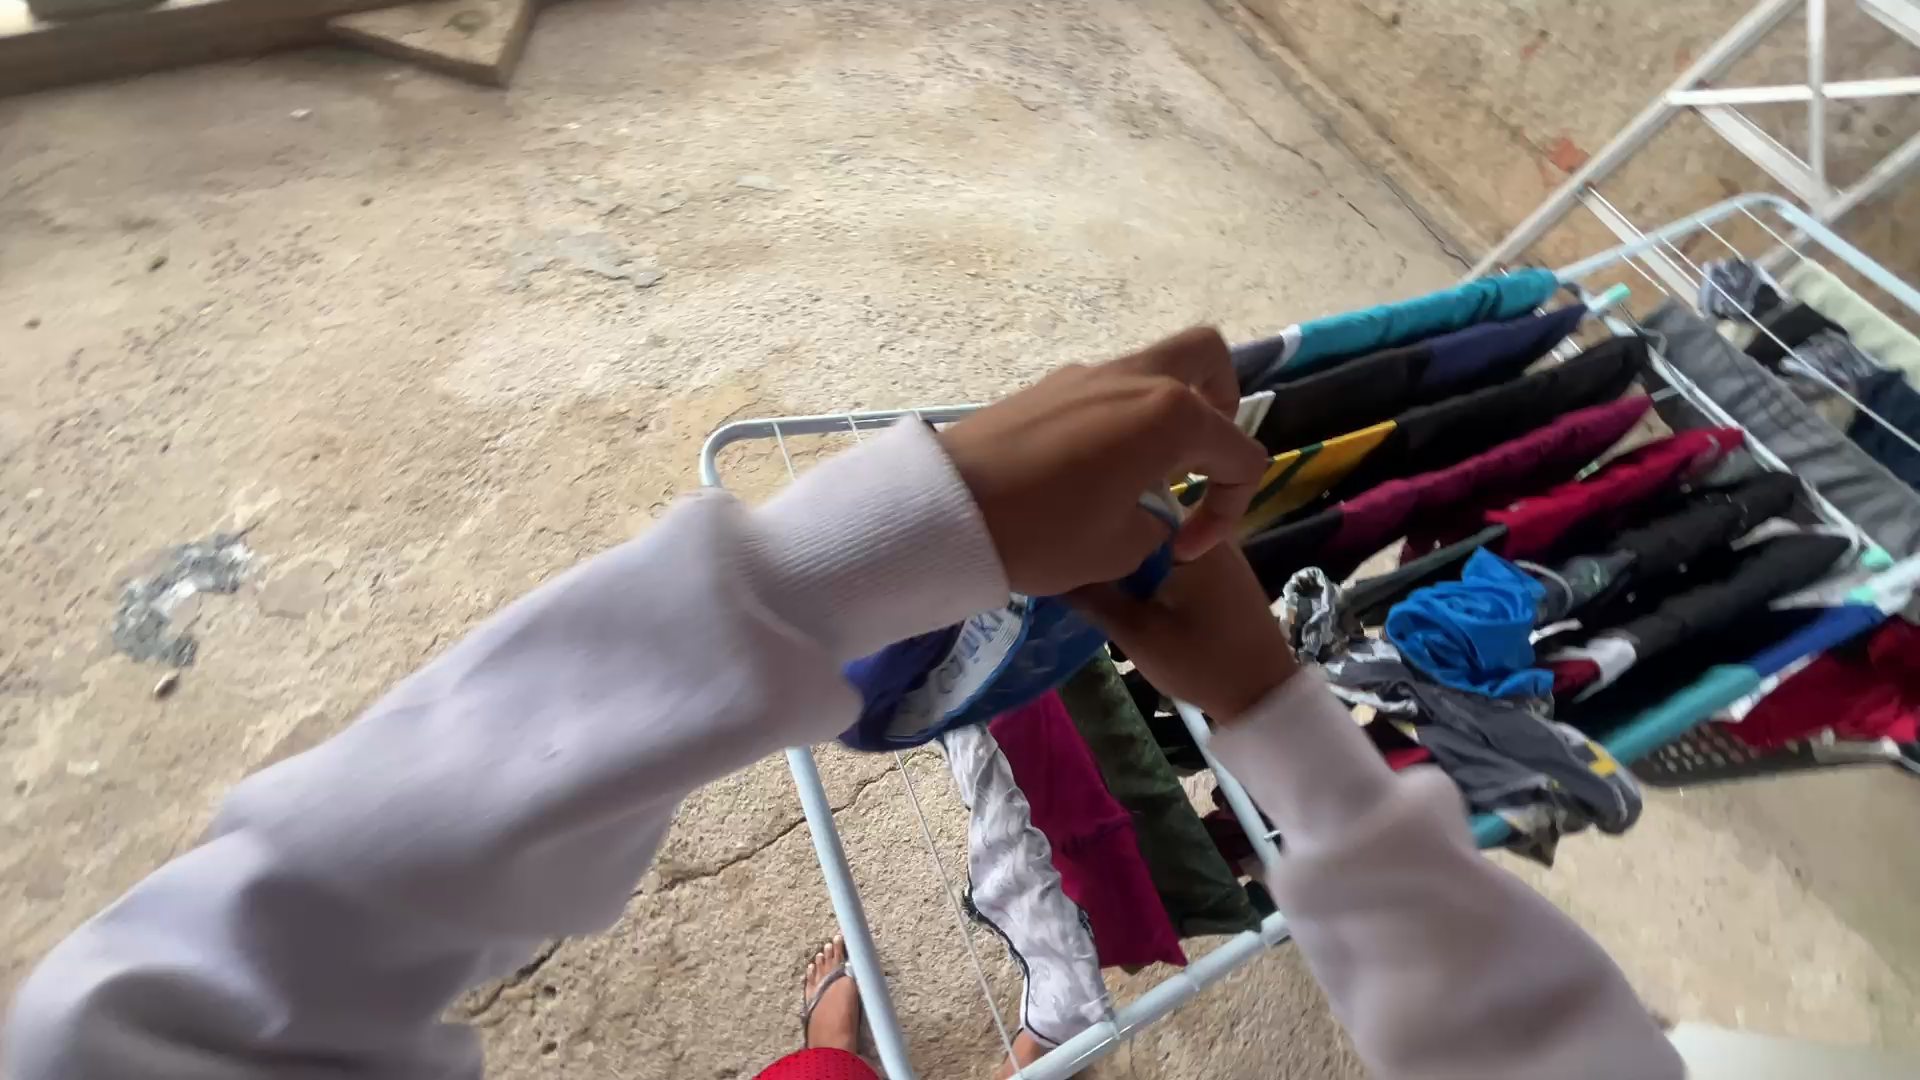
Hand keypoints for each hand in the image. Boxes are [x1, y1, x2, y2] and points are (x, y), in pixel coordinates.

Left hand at [939, 327, 1267, 596]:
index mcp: (1170, 416)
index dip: (1229, 510)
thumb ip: (1156, 524)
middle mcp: (1135, 378)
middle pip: (1208, 360)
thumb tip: (1150, 511)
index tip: (1186, 548)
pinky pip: (1105, 389)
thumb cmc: (1042, 533)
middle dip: (1223, 407)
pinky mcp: (1047, 385)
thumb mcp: (1118, 550)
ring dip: (1167, 413)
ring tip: (1143, 471)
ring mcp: (1086, 374)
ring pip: (1152, 368)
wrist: (946, 509)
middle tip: (1197, 460)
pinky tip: (1092, 466)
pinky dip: (1121, 417)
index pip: (1240, 454)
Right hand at [1070, 543, 1298, 720]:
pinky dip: (1155, 572)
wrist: (1265, 697)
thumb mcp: (1136, 633)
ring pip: (1160, 545)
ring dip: (1133, 561)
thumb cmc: (1200, 663)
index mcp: (1191, 540)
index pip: (1132, 508)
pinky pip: (1178, 560)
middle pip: (1145, 526)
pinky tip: (1135, 594)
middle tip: (1079, 566)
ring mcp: (1222, 556)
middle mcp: (1210, 536)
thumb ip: (1093, 597)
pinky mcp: (1226, 577)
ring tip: (1099, 580)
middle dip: (1114, 544)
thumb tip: (1055, 570)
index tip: (1070, 544)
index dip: (1098, 525)